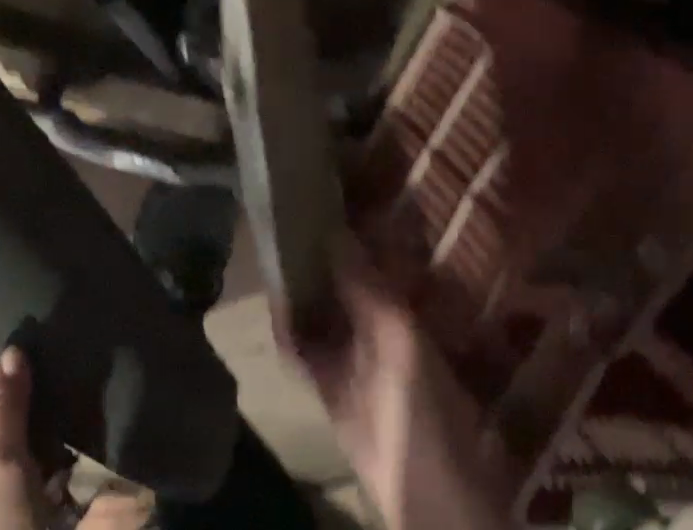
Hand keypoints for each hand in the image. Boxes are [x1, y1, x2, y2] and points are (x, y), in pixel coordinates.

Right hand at [282, 241, 512, 529]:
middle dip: (316, 261)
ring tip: (271, 263)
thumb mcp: (398, 339)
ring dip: (298, 295)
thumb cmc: (421, 407)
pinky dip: (289, 336)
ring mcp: (353, 361)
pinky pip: (304, 354)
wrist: (421, 490)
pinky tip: (275, 316)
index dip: (352, 234)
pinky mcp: (331, 388)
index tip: (319, 203)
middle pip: (341, 286)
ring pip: (320, 316)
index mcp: (405, 313)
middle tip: (284, 229)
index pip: (375, 262)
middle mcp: (379, 329)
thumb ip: (366, 288)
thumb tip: (336, 232)